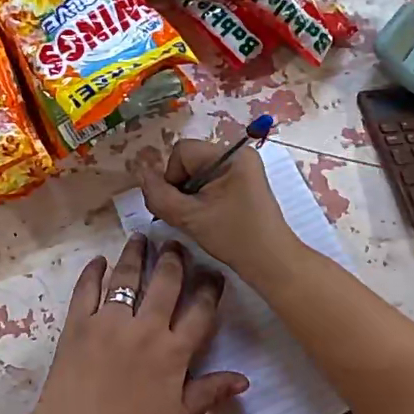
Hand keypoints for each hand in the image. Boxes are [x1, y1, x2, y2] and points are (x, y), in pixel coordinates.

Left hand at [19, 235, 246, 413]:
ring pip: (127, 277)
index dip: (209, 288)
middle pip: (165, 282)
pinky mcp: (78, 324)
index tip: (214, 272)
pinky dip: (93, 272)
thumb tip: (244, 380)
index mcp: (173, 352)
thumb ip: (208, 392)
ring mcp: (109, 322)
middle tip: (176, 244)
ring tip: (141, 237)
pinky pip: (87, 289)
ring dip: (136, 254)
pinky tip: (99, 260)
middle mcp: (145, 328)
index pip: (199, 311)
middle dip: (174, 259)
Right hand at [138, 140, 302, 277]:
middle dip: (182, 186)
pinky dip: (203, 197)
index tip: (182, 205)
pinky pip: (211, 180)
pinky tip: (209, 216)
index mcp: (231, 153)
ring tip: (200, 218)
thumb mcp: (189, 217)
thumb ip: (159, 194)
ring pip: (197, 172)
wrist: (272, 262)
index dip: (172, 177)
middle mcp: (239, 153)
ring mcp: (243, 167)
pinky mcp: (244, 181)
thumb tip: (142, 175)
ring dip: (191, 194)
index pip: (182, 152)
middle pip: (189, 160)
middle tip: (190, 214)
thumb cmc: (234, 237)